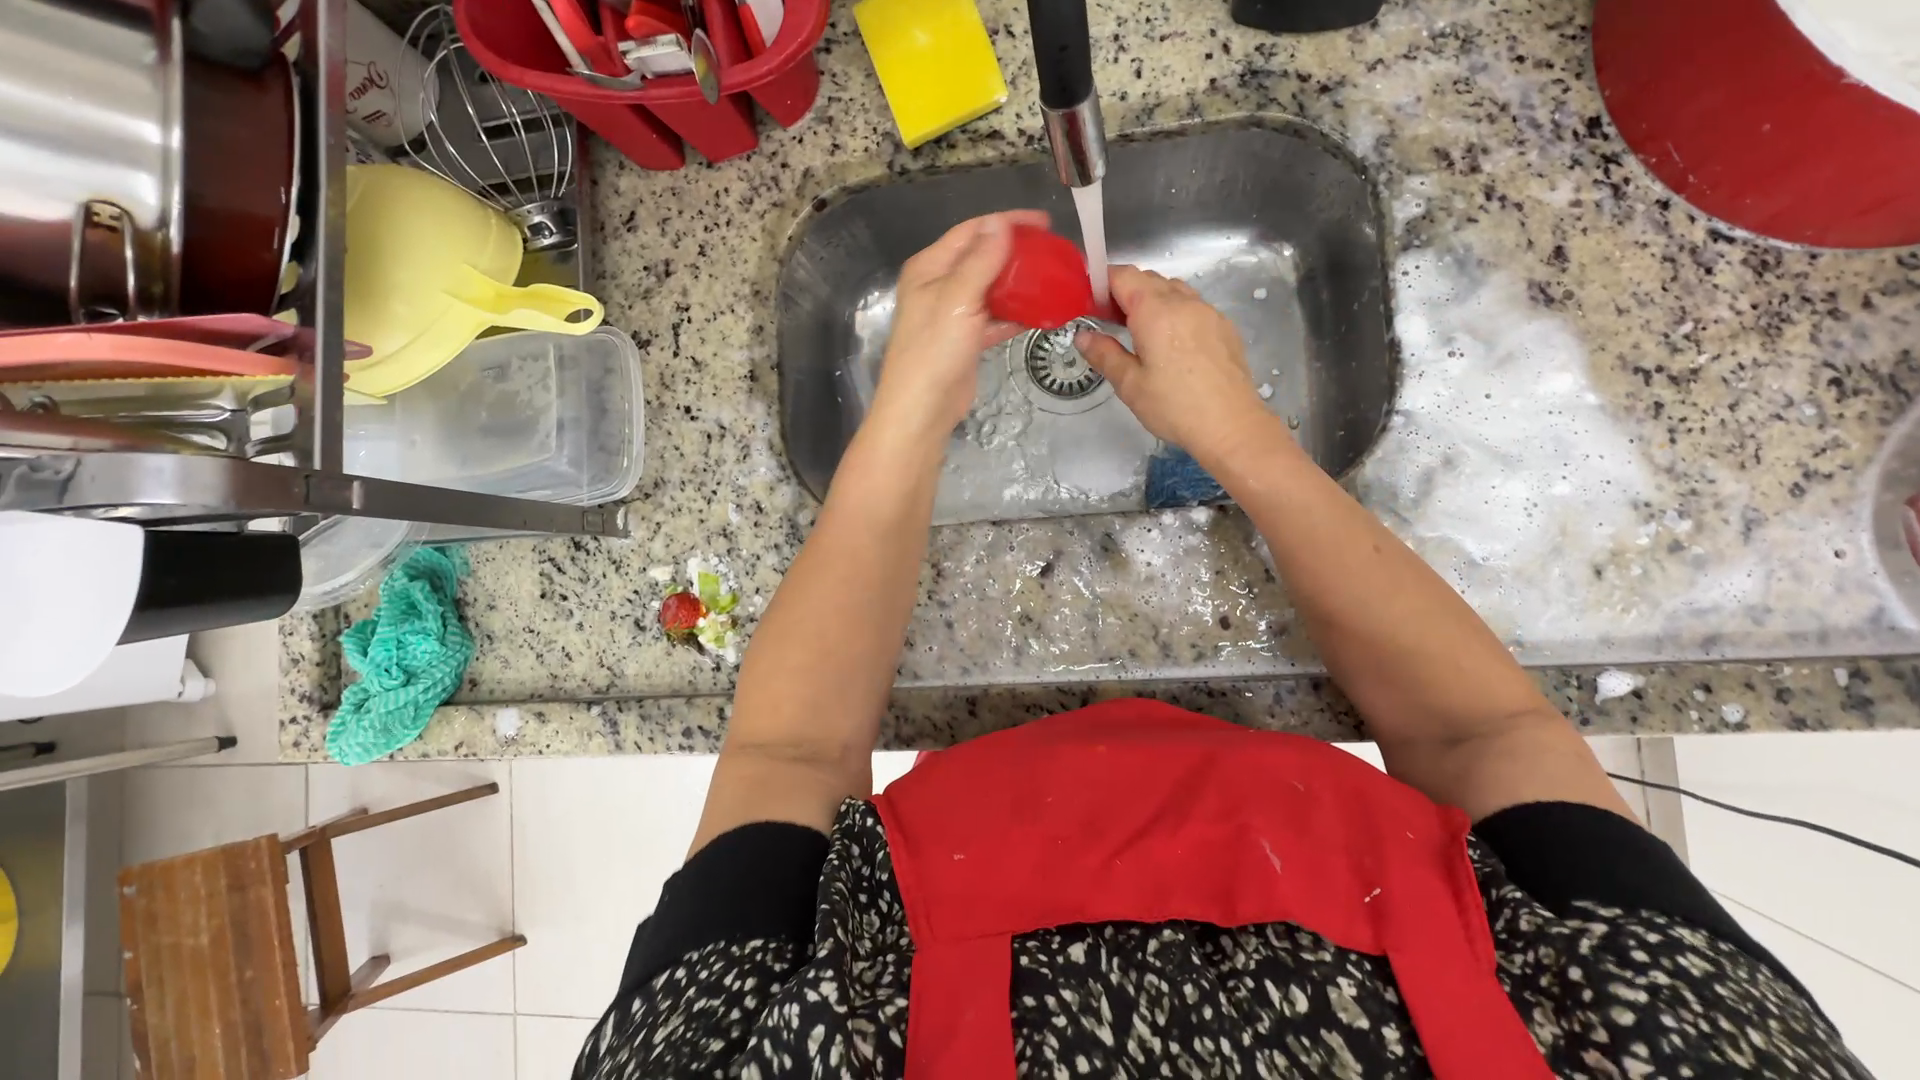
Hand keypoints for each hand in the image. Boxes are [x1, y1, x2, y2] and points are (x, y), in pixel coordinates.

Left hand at [869, 210, 1050, 439]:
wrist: (922, 409)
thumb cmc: (934, 350)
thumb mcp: (957, 298)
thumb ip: (980, 260)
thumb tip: (1001, 225)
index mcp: (929, 267)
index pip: (971, 232)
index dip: (1006, 223)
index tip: (1044, 223)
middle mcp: (938, 285)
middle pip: (982, 258)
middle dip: (1015, 253)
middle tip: (1052, 252)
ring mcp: (952, 314)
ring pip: (990, 289)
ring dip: (1018, 285)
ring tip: (1051, 279)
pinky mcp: (965, 340)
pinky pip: (994, 318)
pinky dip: (1014, 315)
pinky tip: (1039, 314)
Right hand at [1075, 265, 1281, 464]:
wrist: (1230, 425)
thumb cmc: (1174, 406)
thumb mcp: (1129, 385)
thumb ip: (1104, 354)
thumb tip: (1083, 336)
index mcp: (1155, 311)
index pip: (1123, 275)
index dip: (1102, 283)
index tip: (1090, 305)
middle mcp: (1183, 301)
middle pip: (1148, 278)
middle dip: (1125, 292)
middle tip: (1109, 322)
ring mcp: (1208, 311)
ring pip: (1173, 289)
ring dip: (1151, 300)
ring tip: (1140, 333)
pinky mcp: (1223, 326)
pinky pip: (1192, 306)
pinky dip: (1174, 312)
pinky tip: (1171, 344)